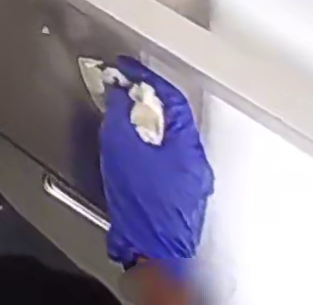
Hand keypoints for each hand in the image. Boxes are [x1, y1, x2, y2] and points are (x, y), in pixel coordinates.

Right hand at [100, 56, 212, 283]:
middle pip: (172, 112)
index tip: (124, 66)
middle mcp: (195, 158)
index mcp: (185, 144)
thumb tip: (118, 89)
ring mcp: (191, 174)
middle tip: (120, 83)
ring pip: (169, 131)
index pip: (169, 95)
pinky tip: (130, 137)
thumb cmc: (139, 199)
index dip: (144, 75)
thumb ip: (119, 110)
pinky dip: (148, 133)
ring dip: (145, 114)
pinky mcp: (182, 187)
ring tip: (120, 107)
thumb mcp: (119, 143)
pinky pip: (167, 147)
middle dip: (144, 94)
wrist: (151, 247)